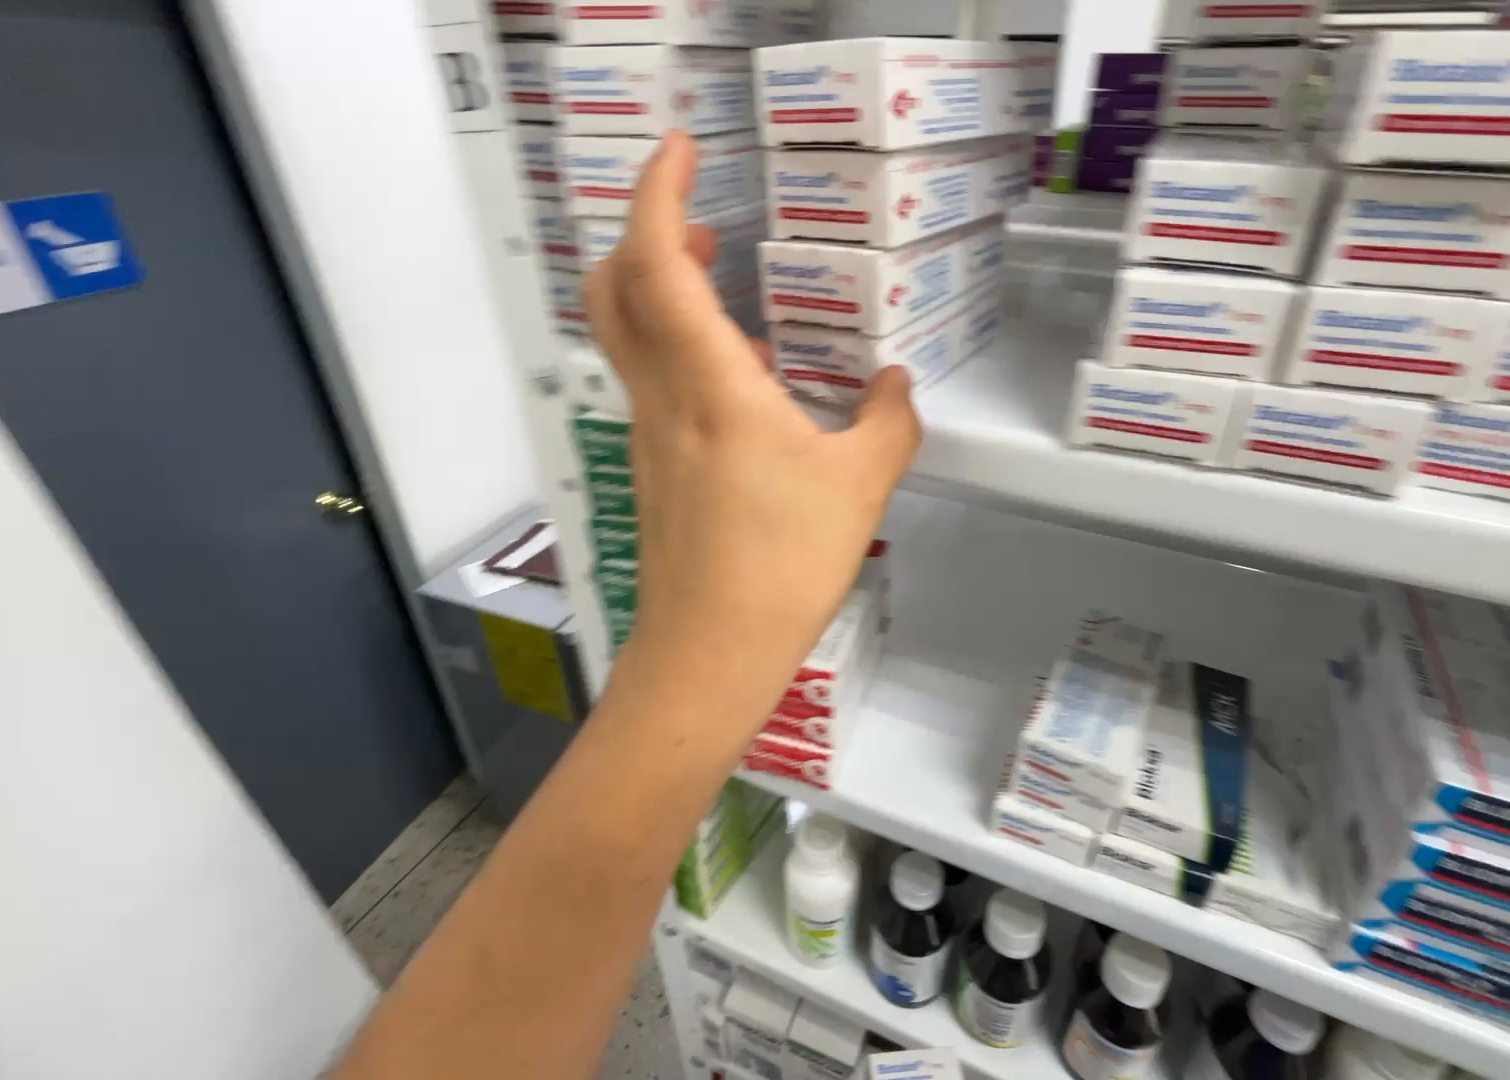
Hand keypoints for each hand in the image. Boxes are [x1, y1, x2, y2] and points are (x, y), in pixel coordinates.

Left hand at [582, 131, 920, 719]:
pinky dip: (682, 351)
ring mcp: (649, 436)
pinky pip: (655, 385)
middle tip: (699, 220)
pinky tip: (742, 381)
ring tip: (723, 283)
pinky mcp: (654, 471)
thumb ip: (889, 423)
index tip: (681, 148)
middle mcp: (662, 399)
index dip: (656, 189)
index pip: (654, 260)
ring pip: (629, 337)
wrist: (709, 652)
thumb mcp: (860, 485)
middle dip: (643, 233)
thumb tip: (896, 387)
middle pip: (613, 289)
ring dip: (662, 291)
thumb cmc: (781, 565)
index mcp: (709, 384)